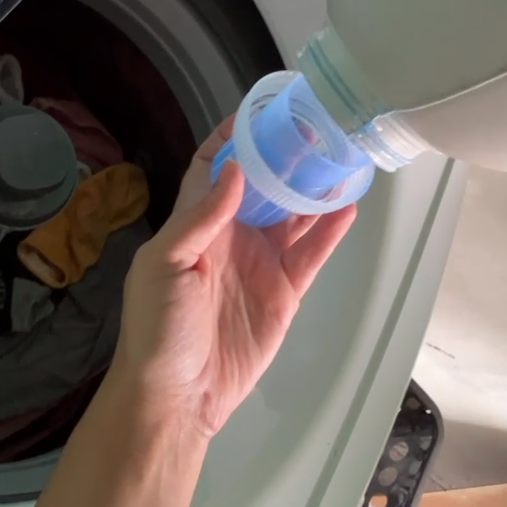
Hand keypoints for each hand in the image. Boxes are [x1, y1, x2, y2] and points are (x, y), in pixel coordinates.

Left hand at [113, 119, 355, 439]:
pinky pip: (310, 255)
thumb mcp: (166, 263)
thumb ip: (201, 216)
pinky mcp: (283, 292)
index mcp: (195, 222)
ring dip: (311, 188)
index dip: (234, 138)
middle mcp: (230, 235)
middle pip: (262, 185)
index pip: (213, 167)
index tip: (260, 110)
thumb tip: (237, 167)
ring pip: (291, 215)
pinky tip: (347, 206)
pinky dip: (328, 231)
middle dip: (284, 157)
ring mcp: (259, 262)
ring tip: (339, 158)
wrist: (179, 395)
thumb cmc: (159, 325)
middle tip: (315, 128)